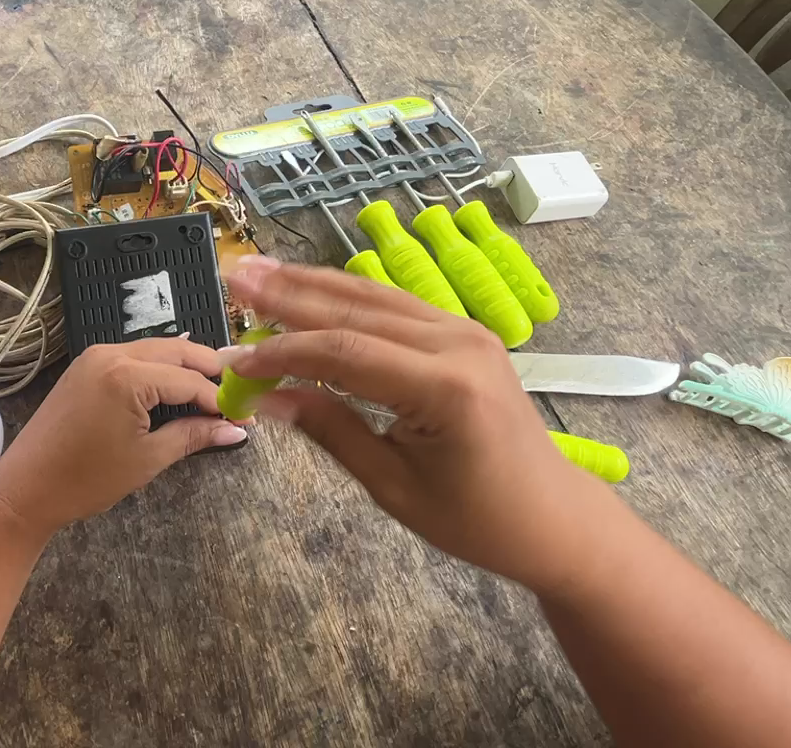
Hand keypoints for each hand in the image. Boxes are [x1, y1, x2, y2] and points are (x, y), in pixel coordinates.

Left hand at [0, 338, 247, 538]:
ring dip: (184, 365)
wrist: (26, 487)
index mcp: (128, 376)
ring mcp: (96, 355)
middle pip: (175, 350)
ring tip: (210, 391)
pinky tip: (173, 386)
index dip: (220, 399)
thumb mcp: (147, 459)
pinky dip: (158, 367)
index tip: (245, 416)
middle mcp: (113, 353)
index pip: (189, 380)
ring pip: (155, 349)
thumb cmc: (86, 479)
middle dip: (208, 369)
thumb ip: (193, 436)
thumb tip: (235, 431)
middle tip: (235, 394)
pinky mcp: (87, 364)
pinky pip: (134, 355)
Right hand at [220, 255, 612, 593]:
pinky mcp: (460, 331)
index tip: (235, 360)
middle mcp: (457, 343)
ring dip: (310, 283)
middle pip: (354, 309)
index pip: (344, 352)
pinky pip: (391, 304)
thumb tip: (266, 397)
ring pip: (371, 296)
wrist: (556, 517)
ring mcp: (462, 330)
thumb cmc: (478, 520)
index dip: (283, 351)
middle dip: (287, 294)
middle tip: (234, 278)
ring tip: (259, 269)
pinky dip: (344, 296)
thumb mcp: (394, 487)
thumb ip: (329, 429)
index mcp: (445, 388)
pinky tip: (309, 286)